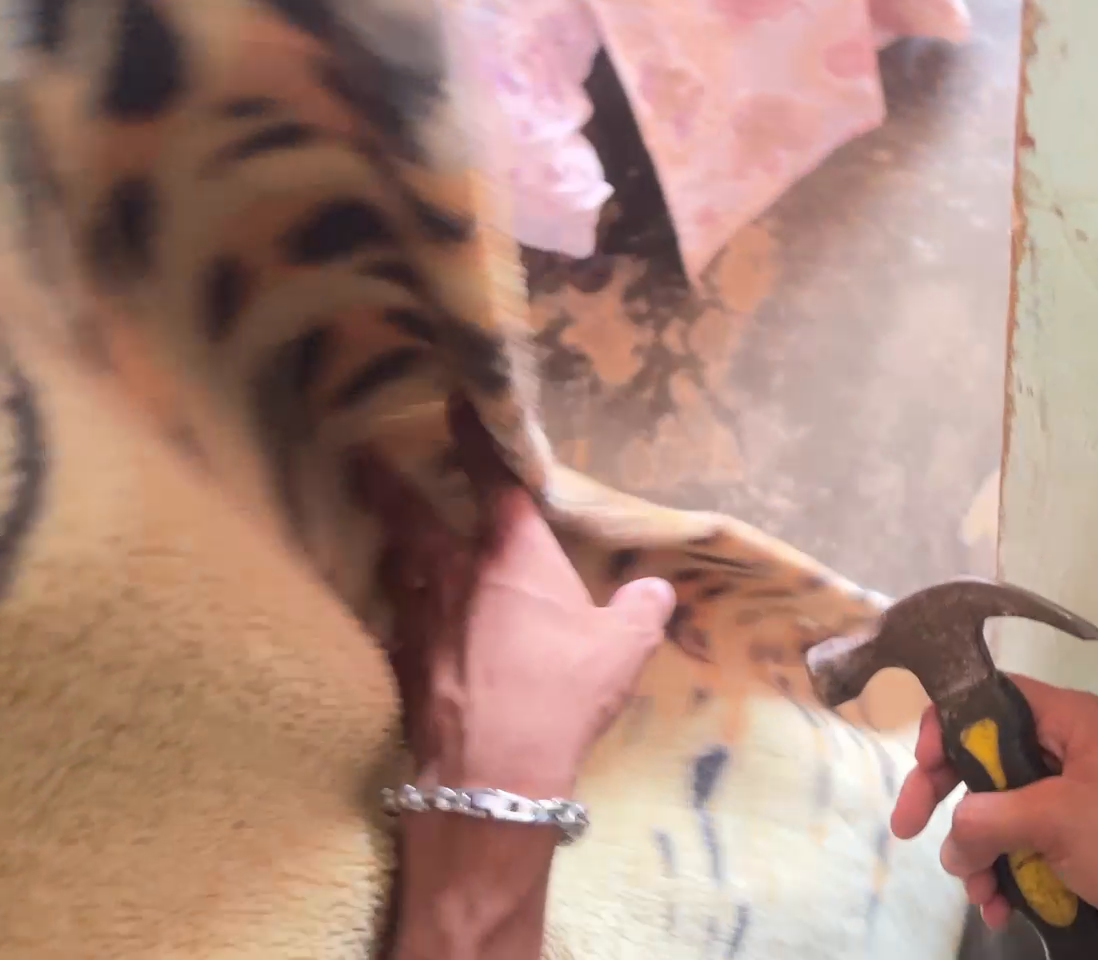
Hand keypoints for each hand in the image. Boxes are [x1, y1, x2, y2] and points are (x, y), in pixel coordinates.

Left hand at [357, 398, 676, 799]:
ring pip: (398, 570)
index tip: (455, 403)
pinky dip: (404, 611)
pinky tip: (412, 625)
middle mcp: (458, 577)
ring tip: (396, 544)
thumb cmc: (565, 690)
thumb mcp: (626, 645)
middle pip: (413, 519)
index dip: (476, 439)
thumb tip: (652, 589)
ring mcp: (422, 622)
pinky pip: (399, 623)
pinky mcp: (404, 666)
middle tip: (364, 461)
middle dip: (390, 487)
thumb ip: (642, 607)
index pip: (495, 483)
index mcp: (515, 559)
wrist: (495, 775)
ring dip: (397, 550)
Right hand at [891, 676, 1097, 959]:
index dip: (952, 722)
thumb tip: (953, 838)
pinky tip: (998, 907)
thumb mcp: (1060, 818)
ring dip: (975, 851)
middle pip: (984, 757)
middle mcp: (1060, 752)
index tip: (924, 763)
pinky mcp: (1065, 846)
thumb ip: (993, 816)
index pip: (993, 698)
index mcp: (1066, 720)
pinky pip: (1012, 849)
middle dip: (947, 795)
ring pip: (992, 811)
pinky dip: (998, 876)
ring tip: (979, 890)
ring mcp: (1062, 801)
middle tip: (908, 826)